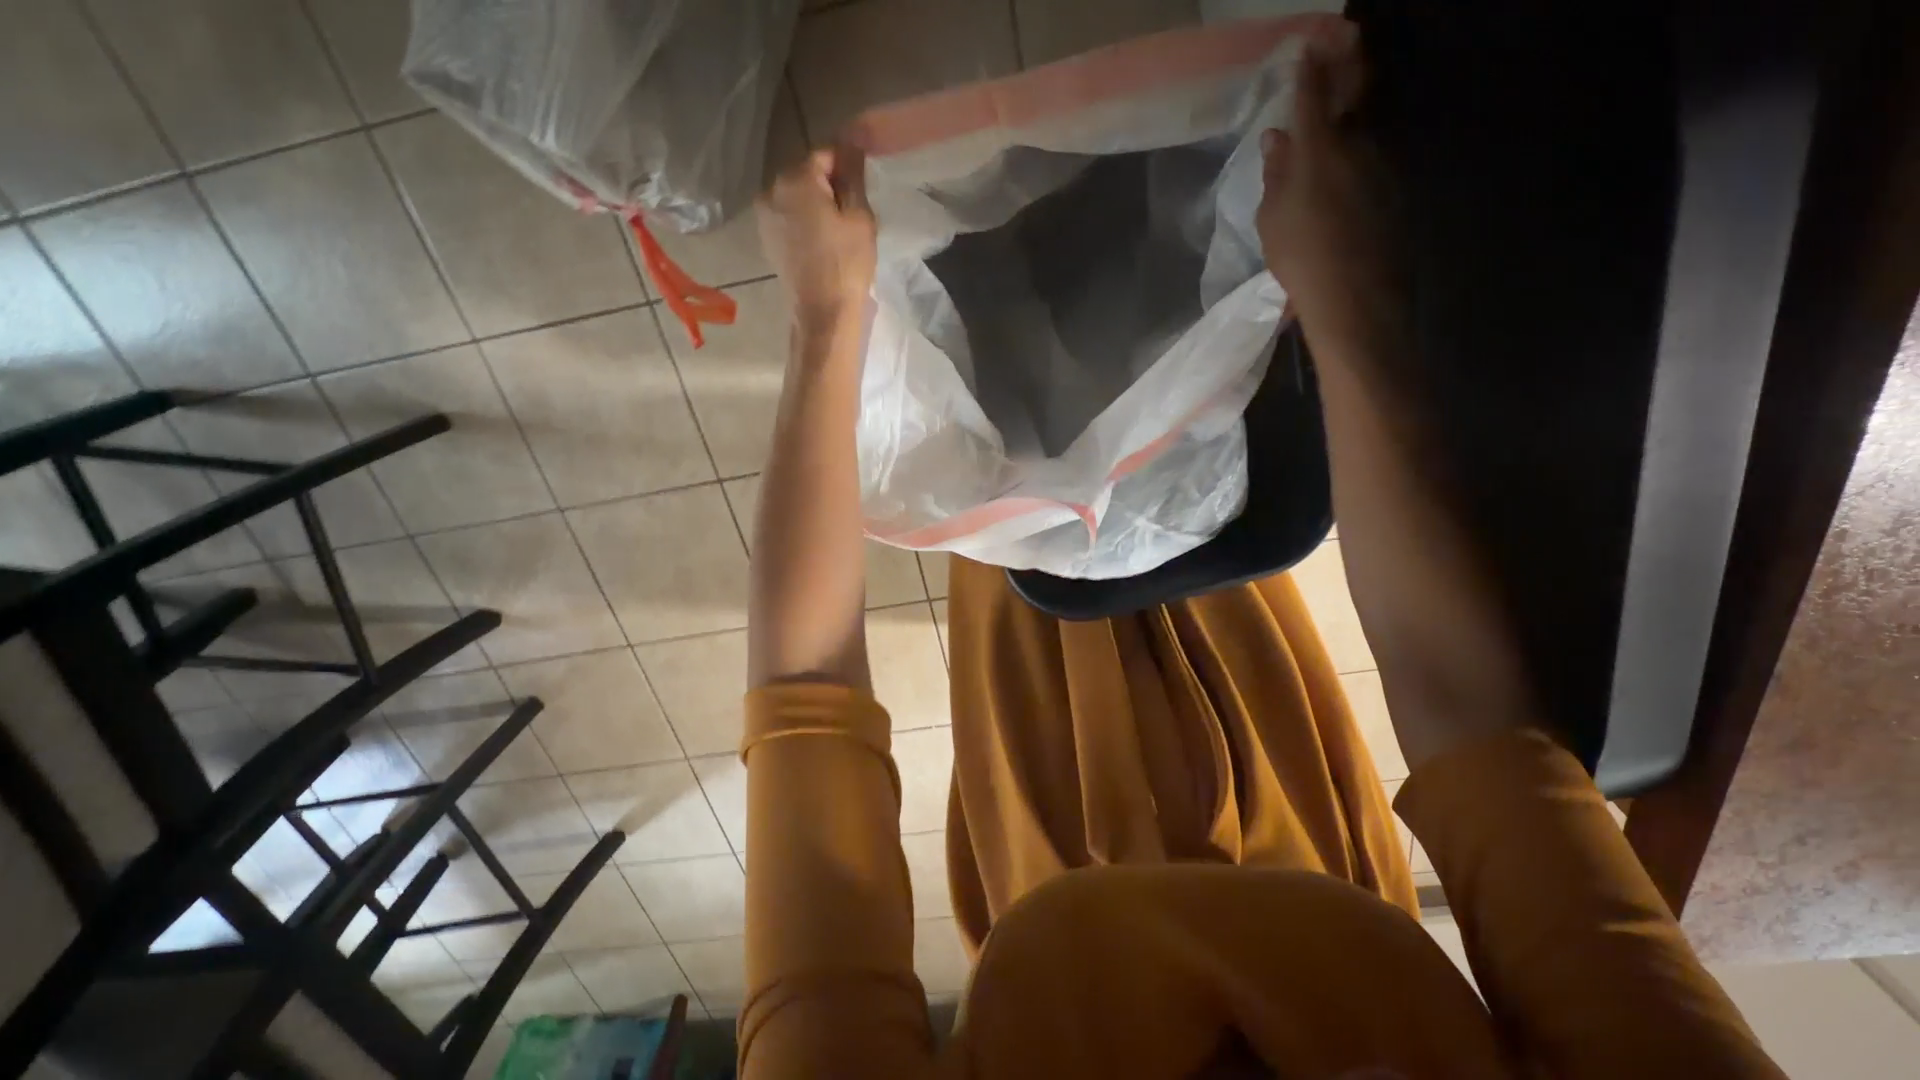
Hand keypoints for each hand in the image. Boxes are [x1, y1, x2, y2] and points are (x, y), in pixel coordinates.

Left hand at [757, 146, 877, 329]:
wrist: (822, 311)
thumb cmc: (846, 262)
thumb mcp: (859, 215)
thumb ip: (853, 176)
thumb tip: (852, 147)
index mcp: (796, 179)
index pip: (825, 154)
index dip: (847, 163)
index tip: (864, 181)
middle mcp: (772, 190)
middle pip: (806, 172)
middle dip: (829, 182)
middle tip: (853, 207)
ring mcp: (764, 215)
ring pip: (796, 194)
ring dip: (816, 201)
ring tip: (838, 226)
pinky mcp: (766, 236)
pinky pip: (788, 215)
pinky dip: (804, 218)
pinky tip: (822, 239)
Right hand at [1256, 29, 1398, 352]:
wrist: (1357, 301)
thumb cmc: (1301, 259)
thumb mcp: (1272, 218)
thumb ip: (1276, 173)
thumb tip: (1278, 138)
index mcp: (1320, 149)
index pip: (1314, 95)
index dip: (1310, 69)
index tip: (1310, 47)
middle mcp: (1358, 148)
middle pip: (1348, 110)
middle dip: (1338, 92)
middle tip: (1329, 77)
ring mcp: (1383, 171)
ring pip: (1360, 143)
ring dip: (1345, 139)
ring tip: (1325, 154)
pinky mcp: (1396, 196)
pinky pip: (1369, 172)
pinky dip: (1354, 172)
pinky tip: (1339, 196)